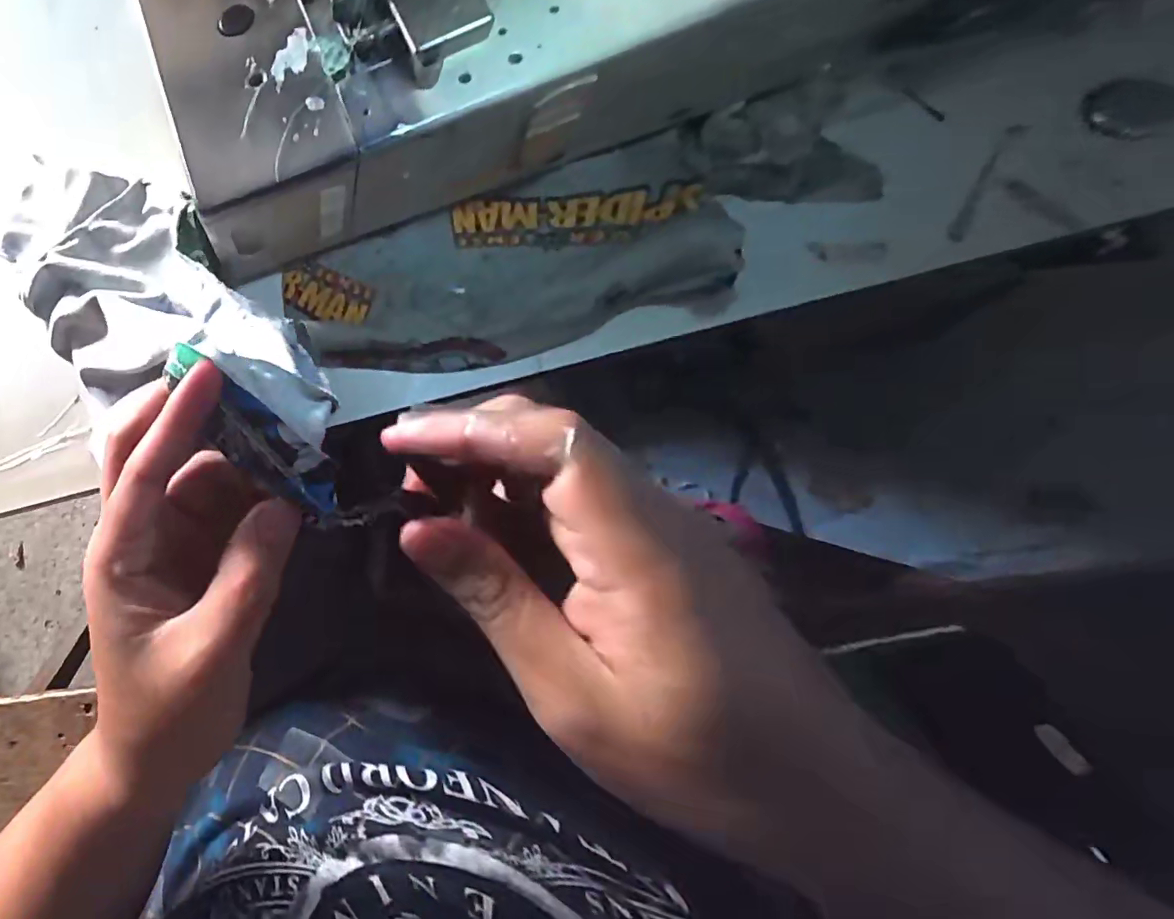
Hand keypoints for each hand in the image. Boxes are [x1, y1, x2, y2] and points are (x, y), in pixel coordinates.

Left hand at [84, 361, 301, 798]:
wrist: (152, 764)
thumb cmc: (167, 715)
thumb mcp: (211, 652)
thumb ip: (249, 578)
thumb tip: (284, 505)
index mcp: (120, 552)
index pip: (142, 468)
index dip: (175, 416)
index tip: (208, 371)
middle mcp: (137, 533)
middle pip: (148, 451)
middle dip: (186, 412)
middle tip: (238, 381)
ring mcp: (167, 542)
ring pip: (193, 474)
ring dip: (234, 452)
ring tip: (281, 431)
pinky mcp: (196, 555)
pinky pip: (222, 506)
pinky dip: (252, 489)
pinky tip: (286, 480)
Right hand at [381, 395, 882, 863]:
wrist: (825, 797)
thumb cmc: (694, 757)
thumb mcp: (570, 693)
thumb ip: (493, 599)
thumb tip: (416, 530)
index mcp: (638, 543)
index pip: (554, 442)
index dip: (470, 428)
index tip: (399, 441)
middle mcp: (652, 509)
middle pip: (553, 433)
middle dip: (468, 435)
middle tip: (404, 470)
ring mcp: (659, 520)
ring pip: (560, 456)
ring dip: (488, 461)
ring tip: (427, 495)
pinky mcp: (656, 539)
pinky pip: (576, 492)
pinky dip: (516, 492)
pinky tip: (483, 524)